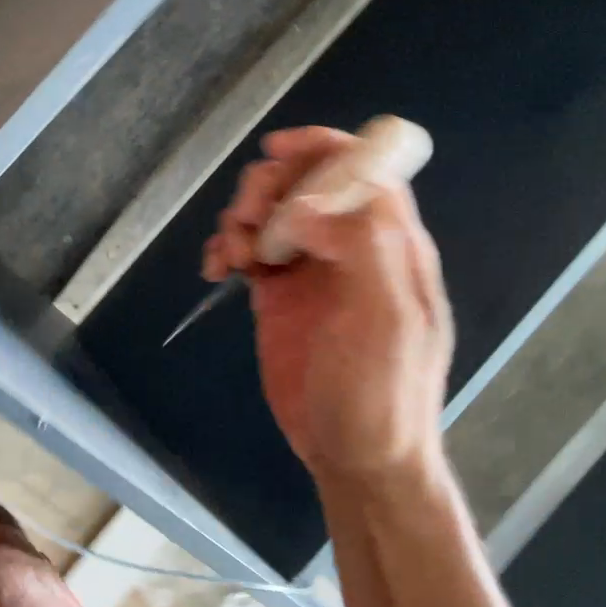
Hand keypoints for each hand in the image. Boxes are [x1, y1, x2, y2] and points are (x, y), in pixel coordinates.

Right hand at [203, 127, 451, 483]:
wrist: (355, 457)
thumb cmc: (380, 393)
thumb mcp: (385, 322)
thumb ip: (360, 249)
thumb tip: (309, 203)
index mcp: (389, 244)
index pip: (362, 171)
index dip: (322, 149)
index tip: (276, 152)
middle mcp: (349, 247)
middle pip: (306, 184)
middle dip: (271, 188)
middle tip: (250, 220)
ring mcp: (311, 270)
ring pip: (272, 213)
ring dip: (242, 218)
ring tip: (233, 254)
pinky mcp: (277, 295)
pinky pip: (248, 249)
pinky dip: (226, 248)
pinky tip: (216, 269)